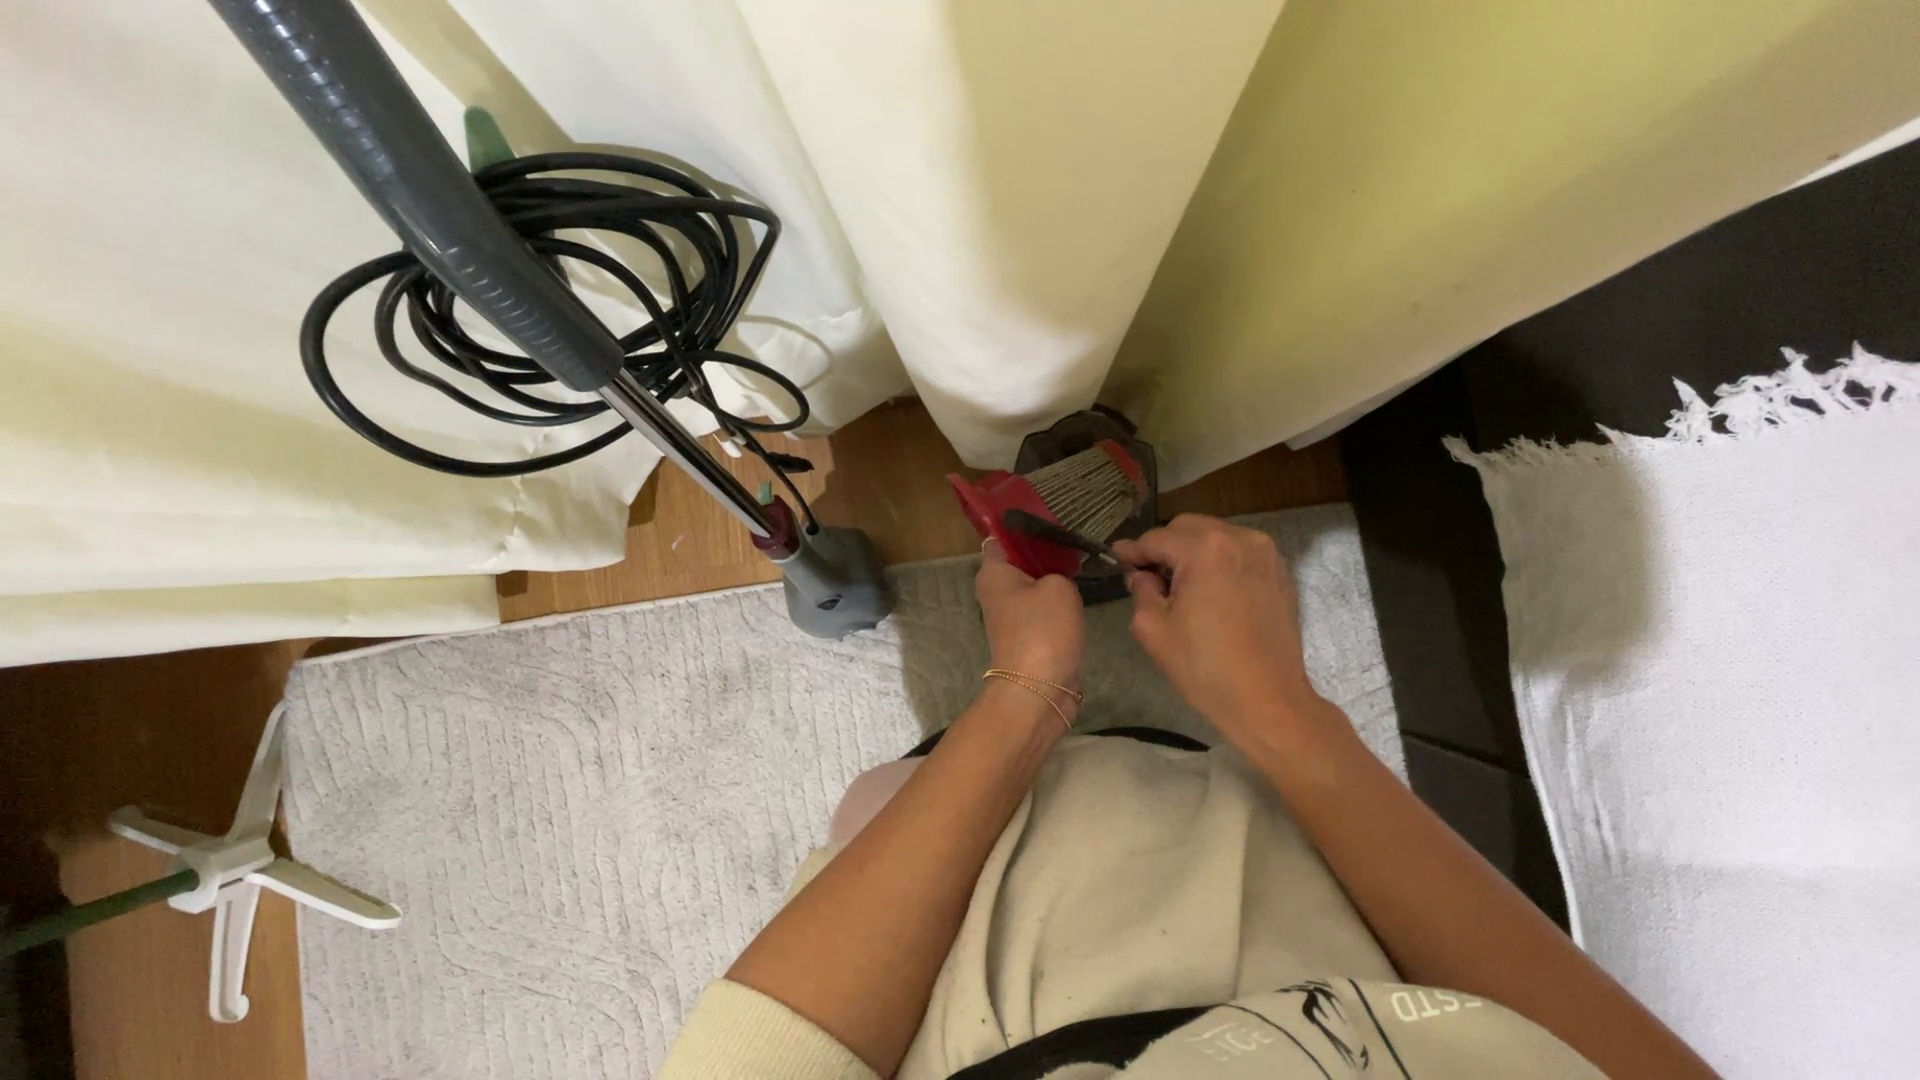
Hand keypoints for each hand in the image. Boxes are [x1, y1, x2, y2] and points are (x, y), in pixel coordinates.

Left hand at [975, 539, 1084, 693]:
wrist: (1040, 690)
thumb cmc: (1043, 630)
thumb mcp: (1059, 586)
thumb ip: (1059, 571)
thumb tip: (1058, 577)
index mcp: (994, 573)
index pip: (1002, 538)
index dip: (1024, 526)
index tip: (1053, 520)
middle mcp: (997, 591)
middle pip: (1021, 560)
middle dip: (1046, 551)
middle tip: (1077, 541)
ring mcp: (1013, 616)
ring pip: (1035, 585)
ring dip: (1056, 578)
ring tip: (1084, 564)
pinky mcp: (1030, 635)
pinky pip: (1045, 608)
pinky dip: (1060, 603)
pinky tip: (1082, 594)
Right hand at [1114, 515, 1330, 747]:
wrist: (1268, 701)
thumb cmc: (1205, 668)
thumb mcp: (1154, 629)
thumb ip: (1141, 590)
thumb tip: (1140, 574)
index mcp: (1206, 549)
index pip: (1157, 538)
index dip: (1133, 550)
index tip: (1117, 558)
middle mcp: (1240, 539)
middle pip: (1188, 528)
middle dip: (1165, 547)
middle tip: (1148, 576)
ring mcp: (1266, 554)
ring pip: (1216, 536)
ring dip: (1193, 552)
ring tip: (1180, 585)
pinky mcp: (1280, 573)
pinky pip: (1240, 553)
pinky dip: (1220, 562)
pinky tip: (1211, 592)